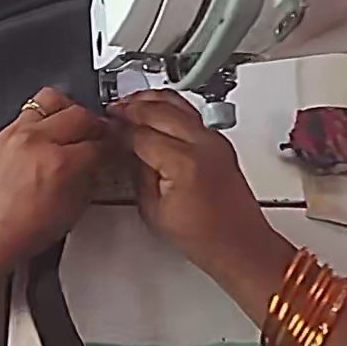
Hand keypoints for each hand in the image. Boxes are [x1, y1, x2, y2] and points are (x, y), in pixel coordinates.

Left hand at [0, 87, 107, 276]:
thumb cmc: (12, 233)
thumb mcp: (68, 215)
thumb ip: (87, 184)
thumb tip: (95, 169)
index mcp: (58, 163)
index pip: (99, 144)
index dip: (113, 148)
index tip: (114, 149)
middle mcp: (37, 141)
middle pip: (80, 115)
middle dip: (97, 125)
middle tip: (102, 135)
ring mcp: (16, 133)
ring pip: (53, 99)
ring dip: (70, 109)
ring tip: (75, 123)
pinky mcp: (1, 133)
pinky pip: (30, 110)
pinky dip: (45, 115)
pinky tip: (49, 130)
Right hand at [110, 90, 288, 284]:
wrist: (241, 245)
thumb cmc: (205, 236)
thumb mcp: (153, 211)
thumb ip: (136, 173)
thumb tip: (125, 149)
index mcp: (184, 163)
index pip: (140, 134)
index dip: (118, 130)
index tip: (106, 129)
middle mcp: (202, 144)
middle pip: (157, 109)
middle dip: (129, 108)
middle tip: (112, 112)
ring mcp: (214, 138)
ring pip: (175, 102)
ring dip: (148, 100)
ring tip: (129, 104)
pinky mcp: (218, 139)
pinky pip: (188, 110)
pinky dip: (166, 106)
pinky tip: (152, 110)